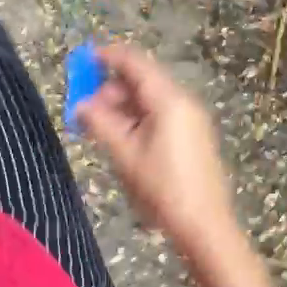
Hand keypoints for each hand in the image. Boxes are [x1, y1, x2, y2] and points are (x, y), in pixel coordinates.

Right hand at [76, 44, 237, 251]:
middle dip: (110, 89)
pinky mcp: (193, 136)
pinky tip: (122, 138)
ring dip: (122, 106)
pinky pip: (159, 113)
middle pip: (140, 80)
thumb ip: (99, 122)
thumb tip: (79, 105)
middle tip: (88, 109)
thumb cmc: (164, 187)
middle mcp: (183, 101)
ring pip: (149, 98)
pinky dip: (138, 117)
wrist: (206, 230)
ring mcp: (191, 119)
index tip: (83, 61)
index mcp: (169, 99)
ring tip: (101, 129)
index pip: (134, 62)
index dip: (107, 57)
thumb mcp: (125, 153)